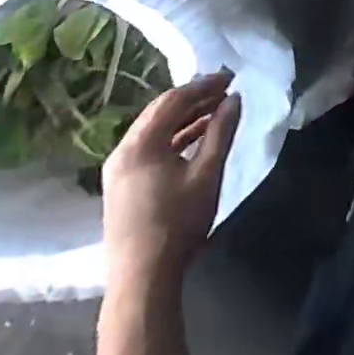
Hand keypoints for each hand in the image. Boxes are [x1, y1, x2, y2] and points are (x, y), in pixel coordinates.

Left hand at [101, 71, 240, 291]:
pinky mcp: (123, 184)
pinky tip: (197, 139)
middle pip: (159, 112)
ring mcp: (119, 169)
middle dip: (194, 98)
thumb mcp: (207, 174)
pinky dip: (175, 137)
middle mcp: (122, 150)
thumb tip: (234, 100)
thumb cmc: (178, 222)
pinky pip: (150, 147)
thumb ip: (221, 133)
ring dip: (186, 117)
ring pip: (154, 130)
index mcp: (140, 144)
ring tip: (217, 110)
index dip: (203, 85)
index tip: (231, 78)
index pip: (173, 100)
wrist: (143, 276)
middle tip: (226, 90)